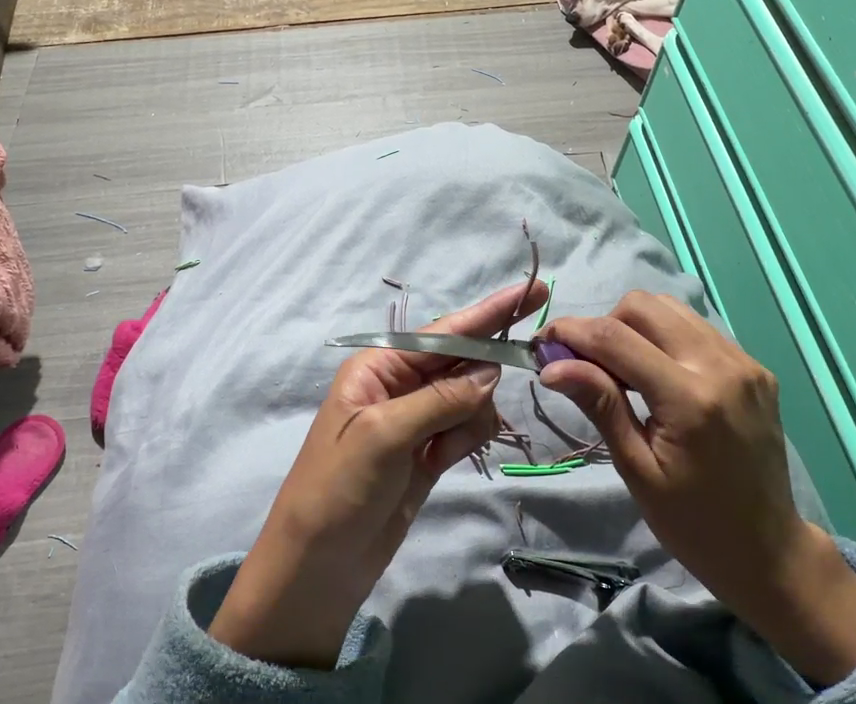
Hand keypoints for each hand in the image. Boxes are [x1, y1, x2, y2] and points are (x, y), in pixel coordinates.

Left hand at [209, 280, 548, 668]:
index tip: (536, 292)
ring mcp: (417, 418)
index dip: (490, 312)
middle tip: (462, 414)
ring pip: (473, 398)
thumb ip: (441, 399)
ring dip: (467, 422)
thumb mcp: (384, 434)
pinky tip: (437, 465)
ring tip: (436, 455)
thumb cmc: (339, 487)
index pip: (445, 331)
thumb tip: (491, 371)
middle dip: (479, 380)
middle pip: (463, 361)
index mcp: (379, 365)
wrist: (320, 563)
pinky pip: (468, 428)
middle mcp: (400, 383)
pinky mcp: (430, 451)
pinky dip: (464, 442)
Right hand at [538, 292, 855, 687]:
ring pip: (671, 308)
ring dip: (635, 327)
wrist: (768, 550)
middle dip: (604, 325)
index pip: (614, 338)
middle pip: (643, 306)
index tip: (542, 345)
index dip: (570, 333)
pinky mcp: (756, 368)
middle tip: (586, 364)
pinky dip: (666, 338)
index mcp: (690, 399)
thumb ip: (601, 405)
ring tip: (622, 369)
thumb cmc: (693, 523)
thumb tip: (552, 364)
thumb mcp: (637, 470)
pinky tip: (658, 375)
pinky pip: (698, 329)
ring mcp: (744, 363)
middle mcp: (721, 366)